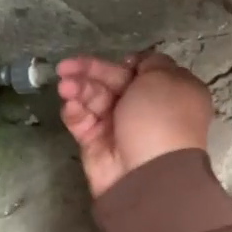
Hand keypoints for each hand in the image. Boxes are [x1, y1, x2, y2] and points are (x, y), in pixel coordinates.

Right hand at [58, 51, 212, 196]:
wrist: (146, 171)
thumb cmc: (160, 119)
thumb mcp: (165, 78)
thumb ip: (151, 63)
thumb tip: (137, 62)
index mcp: (167, 91)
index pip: (141, 70)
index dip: (124, 63)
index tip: (115, 61)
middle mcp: (142, 106)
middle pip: (111, 81)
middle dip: (88, 72)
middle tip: (65, 67)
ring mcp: (117, 125)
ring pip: (92, 99)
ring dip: (77, 90)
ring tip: (64, 88)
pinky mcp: (94, 141)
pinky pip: (81, 120)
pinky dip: (74, 112)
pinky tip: (71, 106)